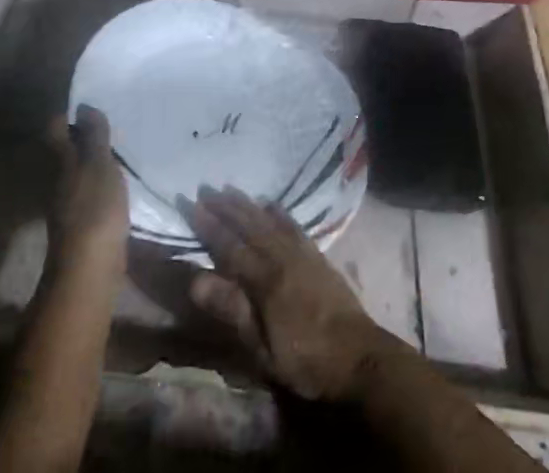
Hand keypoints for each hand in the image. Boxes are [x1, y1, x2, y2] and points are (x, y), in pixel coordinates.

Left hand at [46, 106, 128, 275]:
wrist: (90, 270)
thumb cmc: (95, 210)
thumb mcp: (99, 167)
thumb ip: (94, 137)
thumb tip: (84, 106)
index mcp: (63, 164)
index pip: (56, 131)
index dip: (69, 116)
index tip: (92, 105)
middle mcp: (62, 181)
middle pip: (67, 151)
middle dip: (86, 137)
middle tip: (115, 124)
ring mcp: (71, 204)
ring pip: (80, 173)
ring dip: (97, 161)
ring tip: (125, 151)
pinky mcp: (85, 224)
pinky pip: (93, 193)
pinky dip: (104, 184)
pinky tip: (124, 185)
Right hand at [183, 186, 389, 400]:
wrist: (358, 356)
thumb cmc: (305, 359)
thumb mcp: (261, 347)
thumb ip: (231, 310)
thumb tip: (196, 280)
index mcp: (265, 280)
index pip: (229, 246)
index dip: (208, 225)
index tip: (190, 204)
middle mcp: (283, 258)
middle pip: (249, 226)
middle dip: (226, 207)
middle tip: (205, 189)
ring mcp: (303, 254)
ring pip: (270, 221)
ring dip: (248, 205)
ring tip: (230, 189)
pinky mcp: (318, 257)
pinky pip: (294, 227)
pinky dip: (280, 213)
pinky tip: (271, 205)